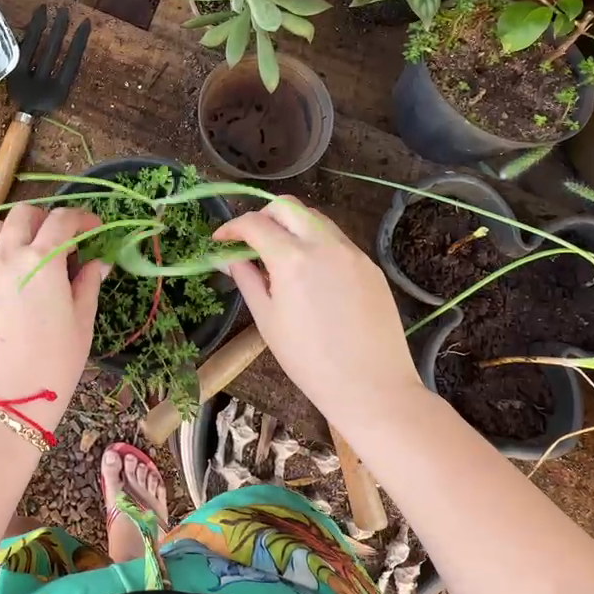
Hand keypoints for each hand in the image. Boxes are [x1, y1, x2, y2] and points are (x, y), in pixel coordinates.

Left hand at [0, 203, 108, 433]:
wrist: (5, 402)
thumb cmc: (52, 366)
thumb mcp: (81, 324)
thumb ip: (88, 284)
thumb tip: (98, 262)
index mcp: (42, 261)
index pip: (63, 219)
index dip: (83, 218)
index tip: (94, 228)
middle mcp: (8, 255)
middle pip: (25, 213)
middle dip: (47, 219)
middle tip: (61, 240)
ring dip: (15, 230)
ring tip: (29, 251)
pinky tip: (4, 269)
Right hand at [214, 196, 421, 416]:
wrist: (373, 387)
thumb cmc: (309, 360)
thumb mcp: (267, 319)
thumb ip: (246, 278)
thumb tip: (227, 257)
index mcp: (292, 258)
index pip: (254, 224)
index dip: (231, 228)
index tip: (220, 241)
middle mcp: (323, 244)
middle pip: (287, 206)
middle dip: (262, 216)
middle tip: (250, 241)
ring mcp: (351, 252)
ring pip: (314, 217)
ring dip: (291, 224)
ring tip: (279, 254)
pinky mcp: (370, 265)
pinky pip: (336, 238)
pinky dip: (315, 241)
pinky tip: (310, 272)